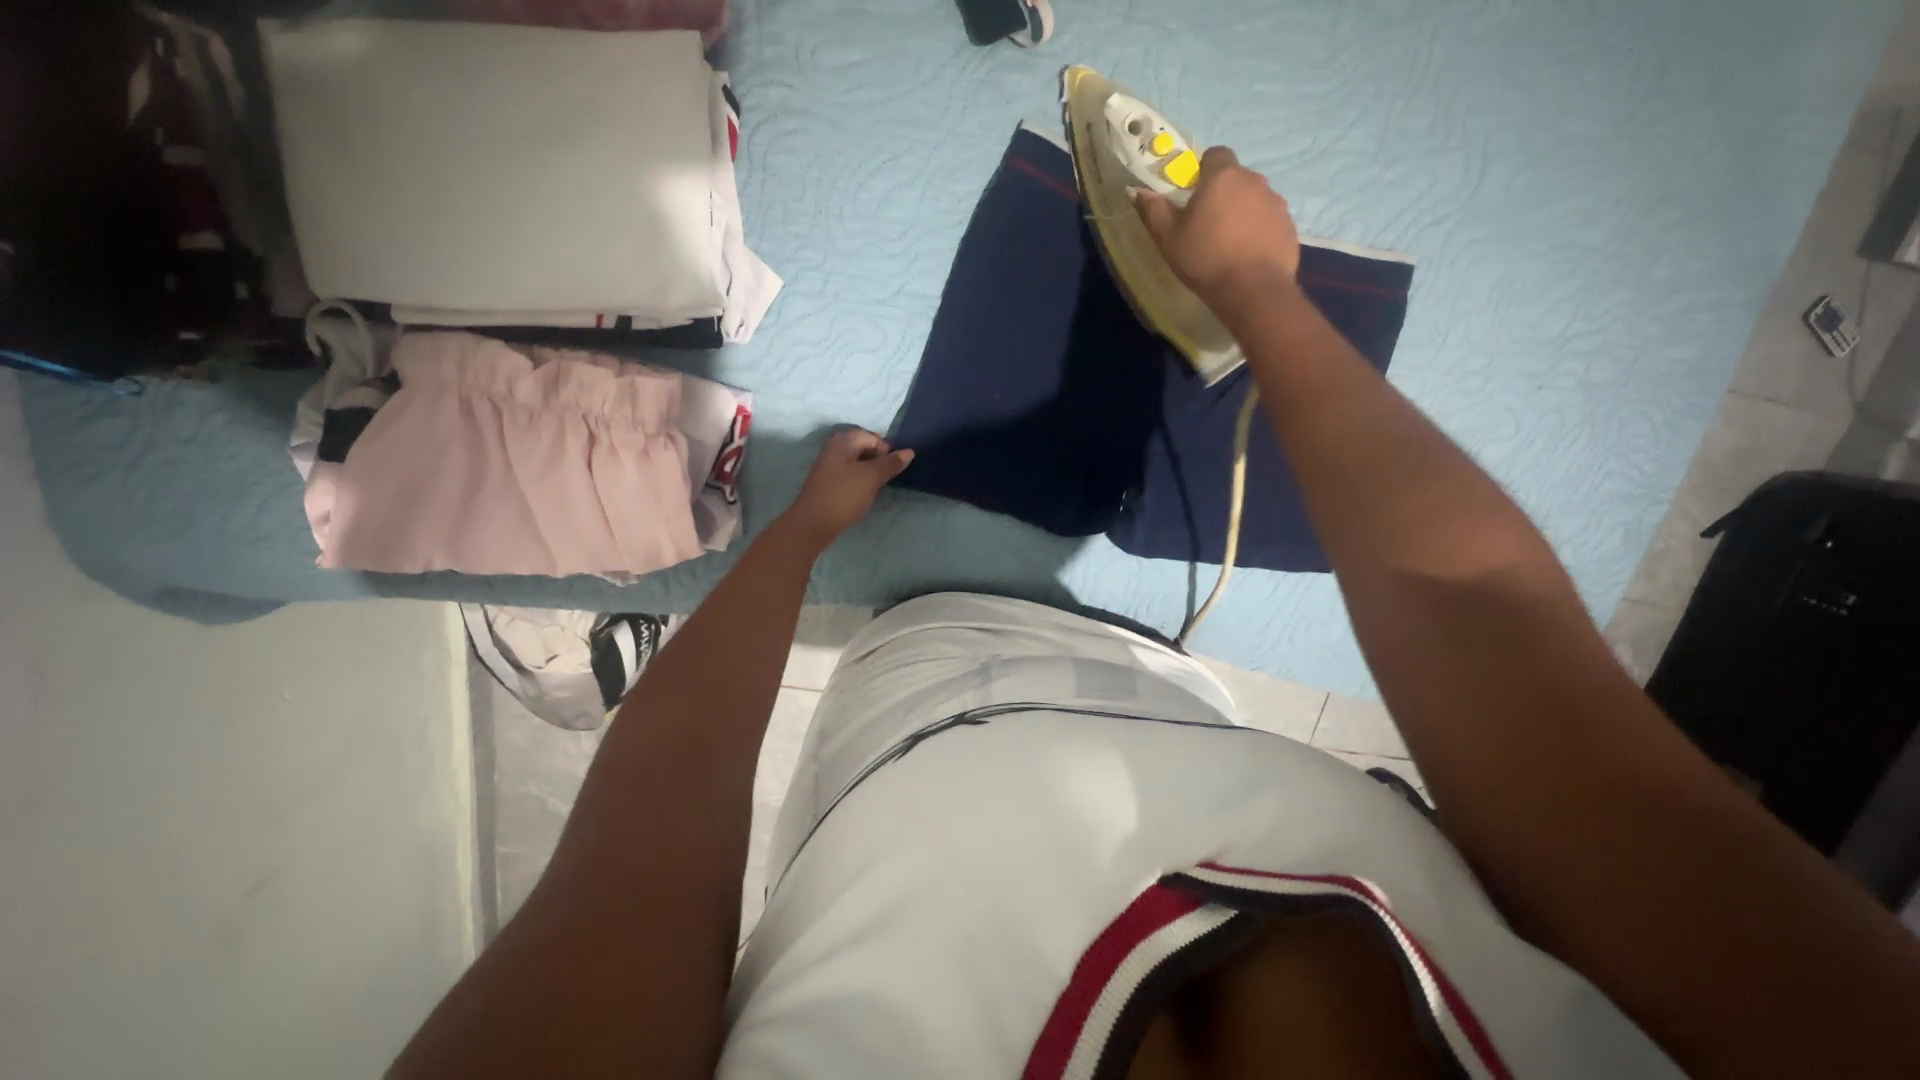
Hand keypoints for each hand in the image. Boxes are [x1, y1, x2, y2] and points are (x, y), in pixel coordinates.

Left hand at [776, 427, 913, 553]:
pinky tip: (863, 494)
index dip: (886, 451)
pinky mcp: (828, 482)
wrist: (813, 523)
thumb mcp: (871, 477)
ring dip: (870, 472)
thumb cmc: (843, 495)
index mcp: (842, 441)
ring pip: (857, 462)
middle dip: (878, 460)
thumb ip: (890, 463)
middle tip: (885, 479)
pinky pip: (850, 474)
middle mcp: (834, 449)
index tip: (891, 470)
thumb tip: (909, 452)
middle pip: (864, 447)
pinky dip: (860, 481)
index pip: (872, 437)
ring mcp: (829, 466)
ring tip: (876, 487)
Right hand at [1134, 146, 1300, 319]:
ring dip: (1241, 211)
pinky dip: (1258, 230)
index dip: (1203, 169)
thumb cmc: (1205, 258)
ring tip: (1229, 242)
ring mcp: (1276, 202)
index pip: (1216, 153)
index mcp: (1223, 177)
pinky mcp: (1289, 225)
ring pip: (1254, 198)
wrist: (1253, 290)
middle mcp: (1254, 180)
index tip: (1193, 193)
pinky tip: (1247, 253)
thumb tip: (1136, 189)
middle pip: (1235, 177)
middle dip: (1222, 192)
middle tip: (1207, 222)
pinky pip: (1268, 219)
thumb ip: (1152, 209)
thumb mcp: (1168, 237)